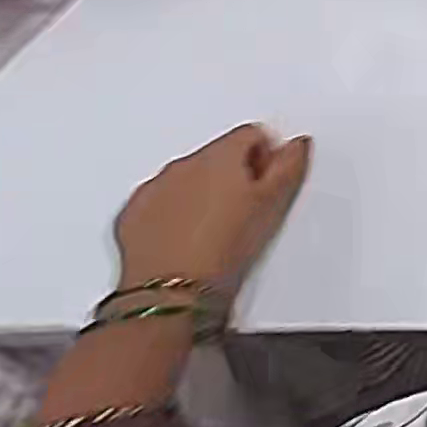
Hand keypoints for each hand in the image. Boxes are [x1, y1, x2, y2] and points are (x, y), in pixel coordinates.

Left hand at [115, 123, 310, 293]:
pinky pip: (161, 198)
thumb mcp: (275, 201)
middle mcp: (183, 164)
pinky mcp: (131, 215)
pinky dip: (176, 209)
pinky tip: (189, 233)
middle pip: (220, 152)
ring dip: (205, 189)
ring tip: (218, 224)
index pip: (252, 133)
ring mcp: (153, 189)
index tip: (268, 181)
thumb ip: (290, 163)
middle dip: (236, 172)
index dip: (267, 155)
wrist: (173, 293)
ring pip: (189, 175)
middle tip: (248, 206)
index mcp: (220, 155)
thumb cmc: (226, 246)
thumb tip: (295, 144)